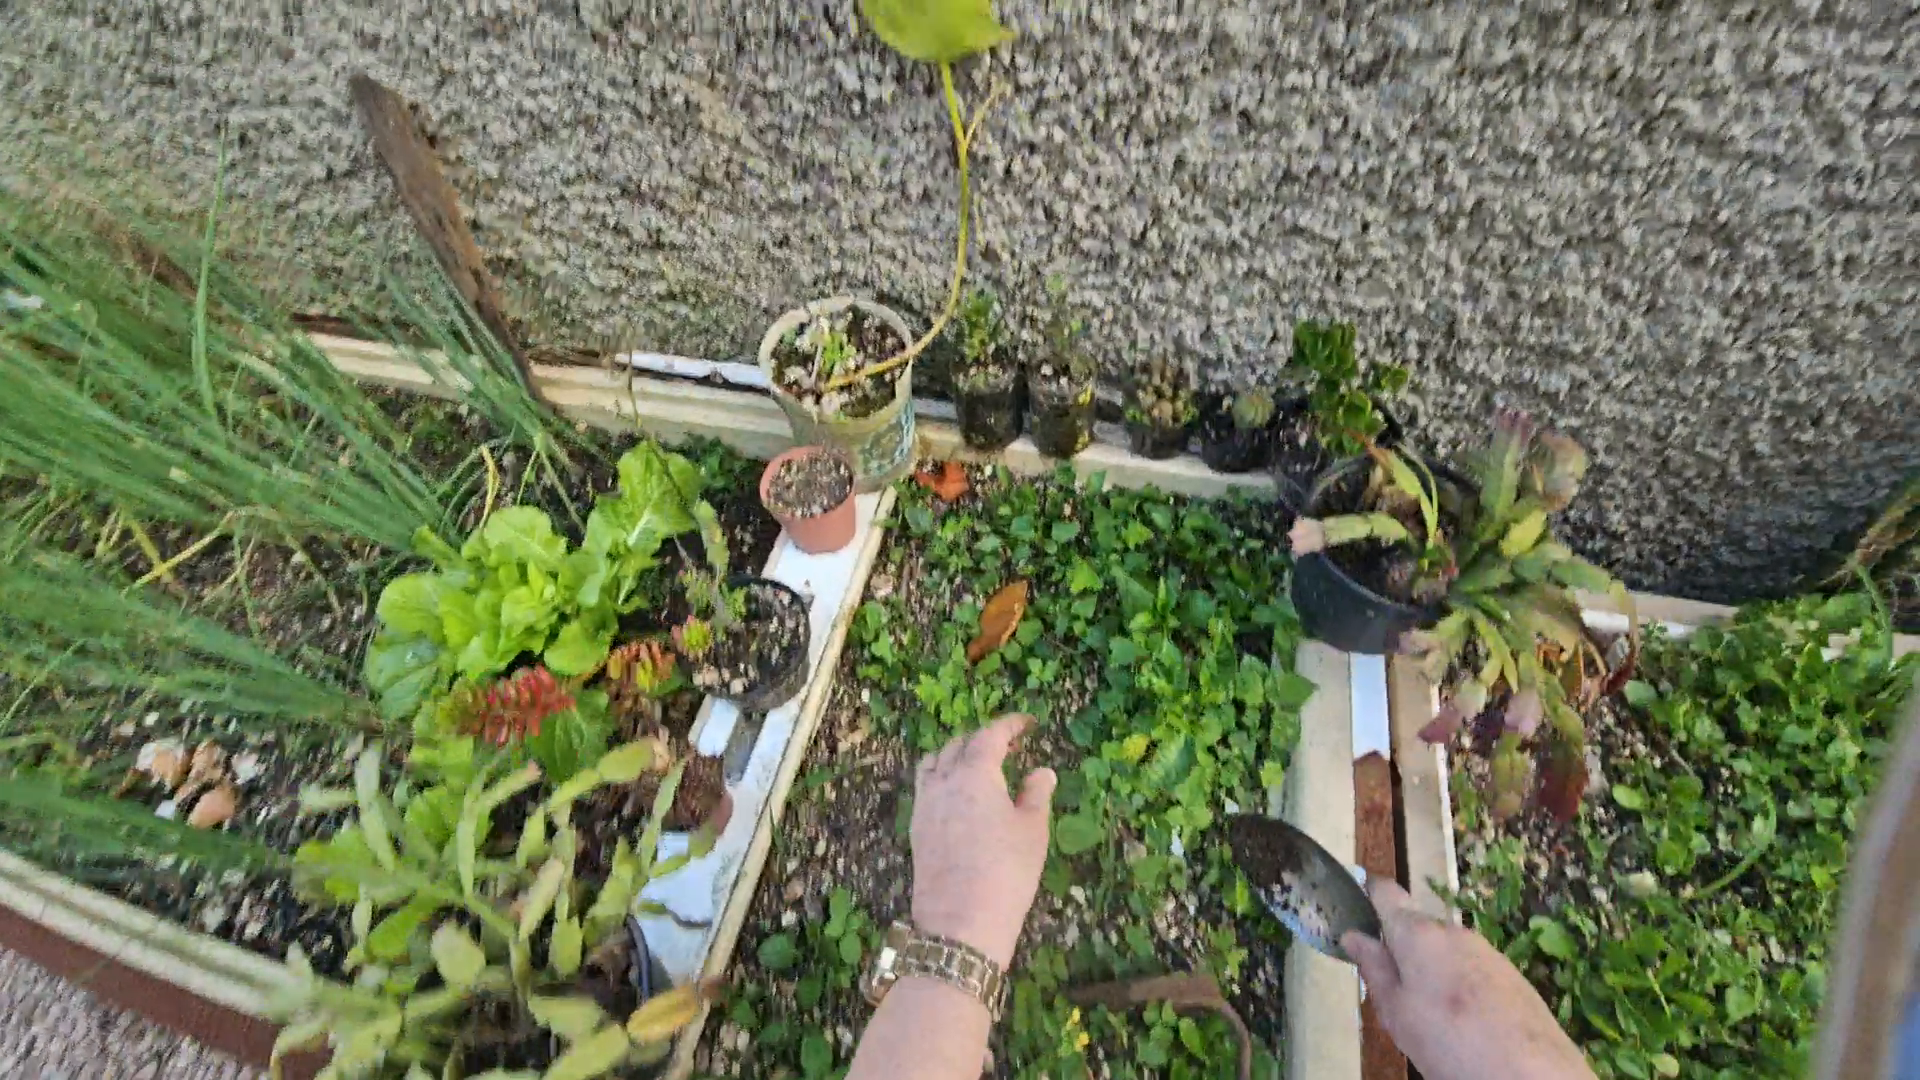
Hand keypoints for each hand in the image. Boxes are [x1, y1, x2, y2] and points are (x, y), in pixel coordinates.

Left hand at [910, 713, 1055, 967]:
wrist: (960, 922)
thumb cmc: (1007, 871)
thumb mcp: (1032, 830)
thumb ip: (1036, 794)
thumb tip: (1042, 771)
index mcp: (975, 772)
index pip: (990, 734)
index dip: (1009, 724)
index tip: (1027, 723)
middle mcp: (944, 779)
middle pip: (960, 744)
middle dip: (984, 738)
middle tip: (1009, 746)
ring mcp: (925, 802)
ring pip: (936, 761)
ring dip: (957, 753)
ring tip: (979, 765)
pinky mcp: (916, 825)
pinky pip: (926, 784)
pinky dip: (943, 775)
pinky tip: (958, 794)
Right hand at [1340, 880, 1595, 1079]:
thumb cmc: (1451, 1043)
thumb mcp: (1397, 1013)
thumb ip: (1374, 969)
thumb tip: (1352, 935)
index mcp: (1416, 933)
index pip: (1385, 891)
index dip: (1368, 891)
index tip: (1356, 908)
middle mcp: (1452, 931)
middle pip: (1417, 929)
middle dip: (1405, 952)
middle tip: (1400, 994)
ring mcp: (1488, 953)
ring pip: (1448, 952)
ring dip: (1436, 972)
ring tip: (1438, 1018)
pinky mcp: (1516, 978)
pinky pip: (1476, 972)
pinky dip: (1466, 989)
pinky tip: (1472, 1027)